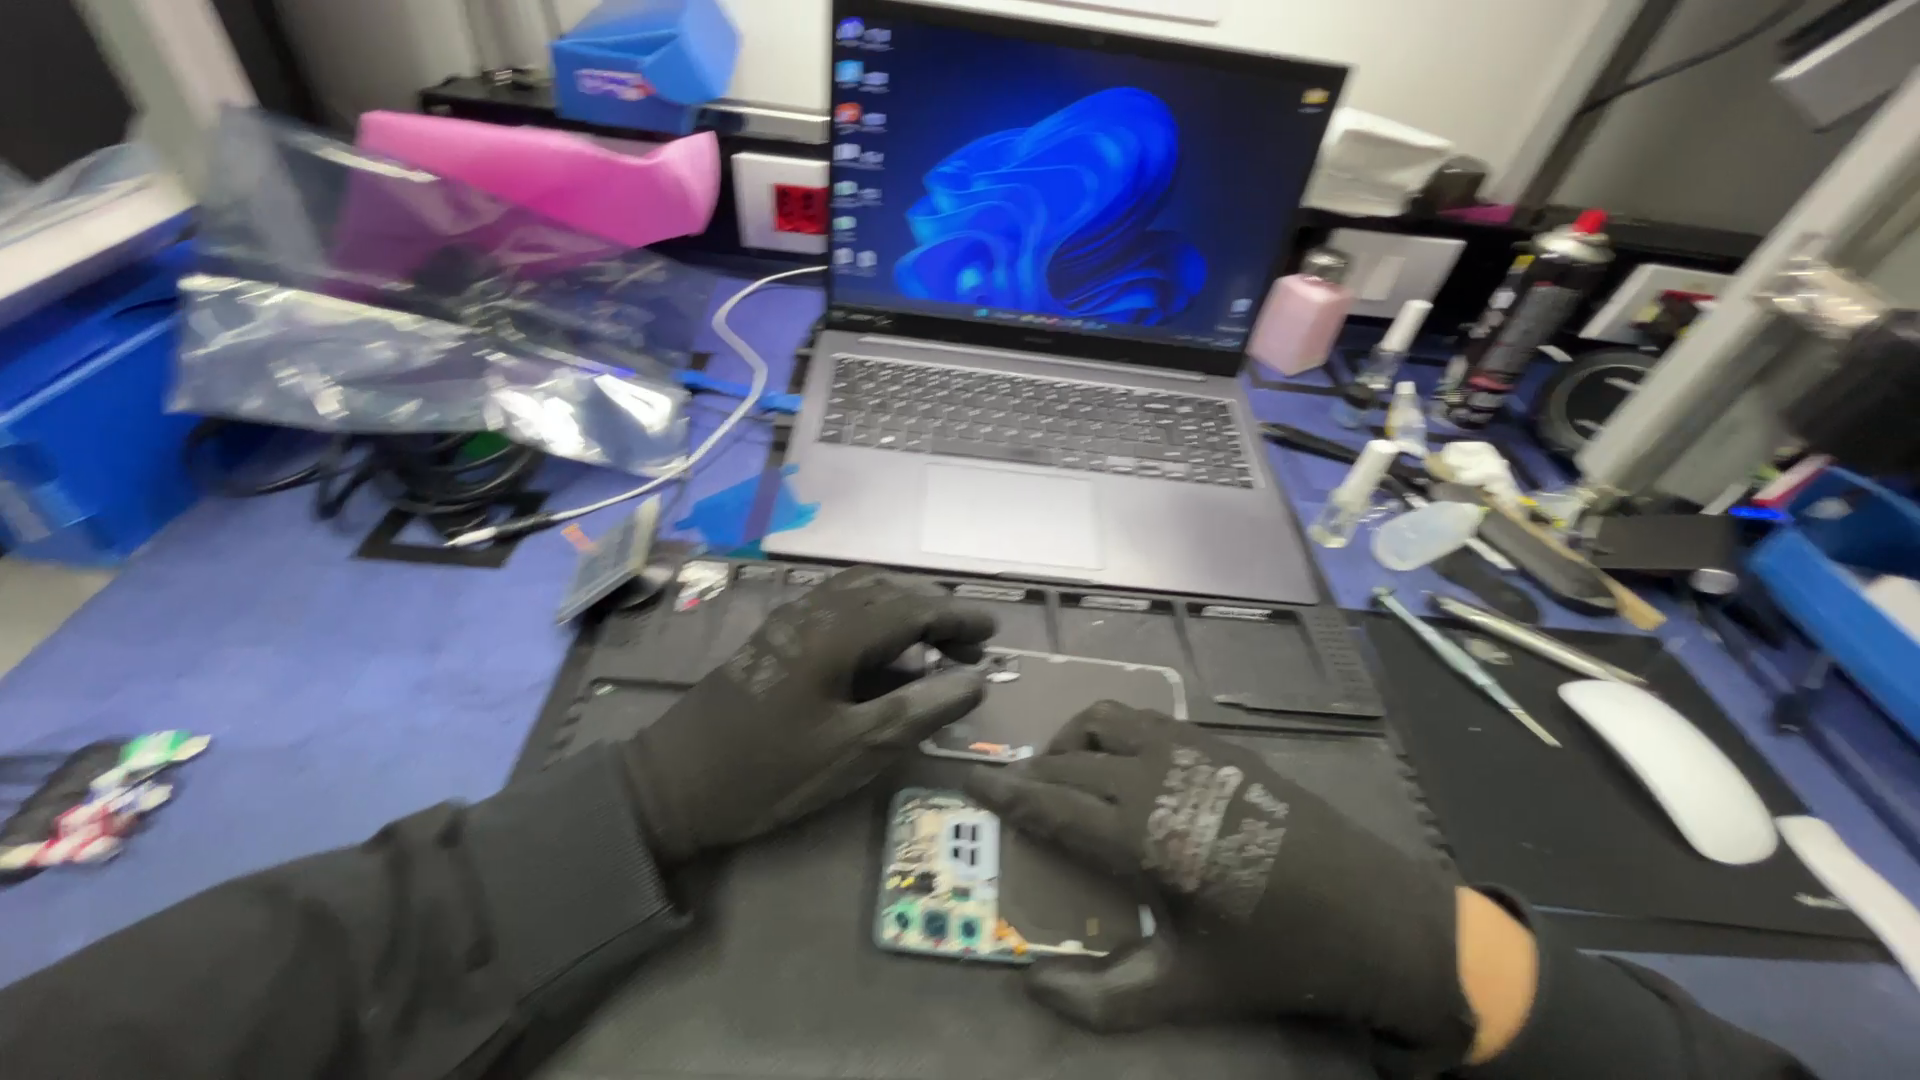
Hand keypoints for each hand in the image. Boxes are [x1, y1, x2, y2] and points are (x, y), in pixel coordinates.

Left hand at [622, 566, 995, 864]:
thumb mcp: (853, 751)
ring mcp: (789, 620)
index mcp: (834, 633)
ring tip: (935, 645)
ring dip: (904, 609)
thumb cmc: (766, 773)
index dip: (958, 618)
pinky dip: (874, 616)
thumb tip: (974, 681)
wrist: (670, 784)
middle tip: (969, 648)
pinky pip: (837, 606)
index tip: (994, 633)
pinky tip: (882, 649)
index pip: (912, 608)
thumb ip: (918, 710)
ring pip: (861, 593)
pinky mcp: (775, 637)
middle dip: (935, 612)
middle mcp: (813, 611)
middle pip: (888, 591)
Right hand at [967, 703, 1475, 1068]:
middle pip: (1068, 760)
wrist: (1377, 916)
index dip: (1003, 793)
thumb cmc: (1277, 958)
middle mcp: (1159, 780)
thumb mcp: (1187, 991)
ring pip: (1105, 720)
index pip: (1051, 805)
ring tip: (1064, 775)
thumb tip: (1032, 986)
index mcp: (1144, 839)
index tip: (968, 781)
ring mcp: (1192, 751)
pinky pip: (1146, 719)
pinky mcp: (1219, 743)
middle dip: (1030, 772)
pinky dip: (1113, 731)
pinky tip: (1122, 767)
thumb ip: (1102, 1000)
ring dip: (1071, 741)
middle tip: (1011, 793)